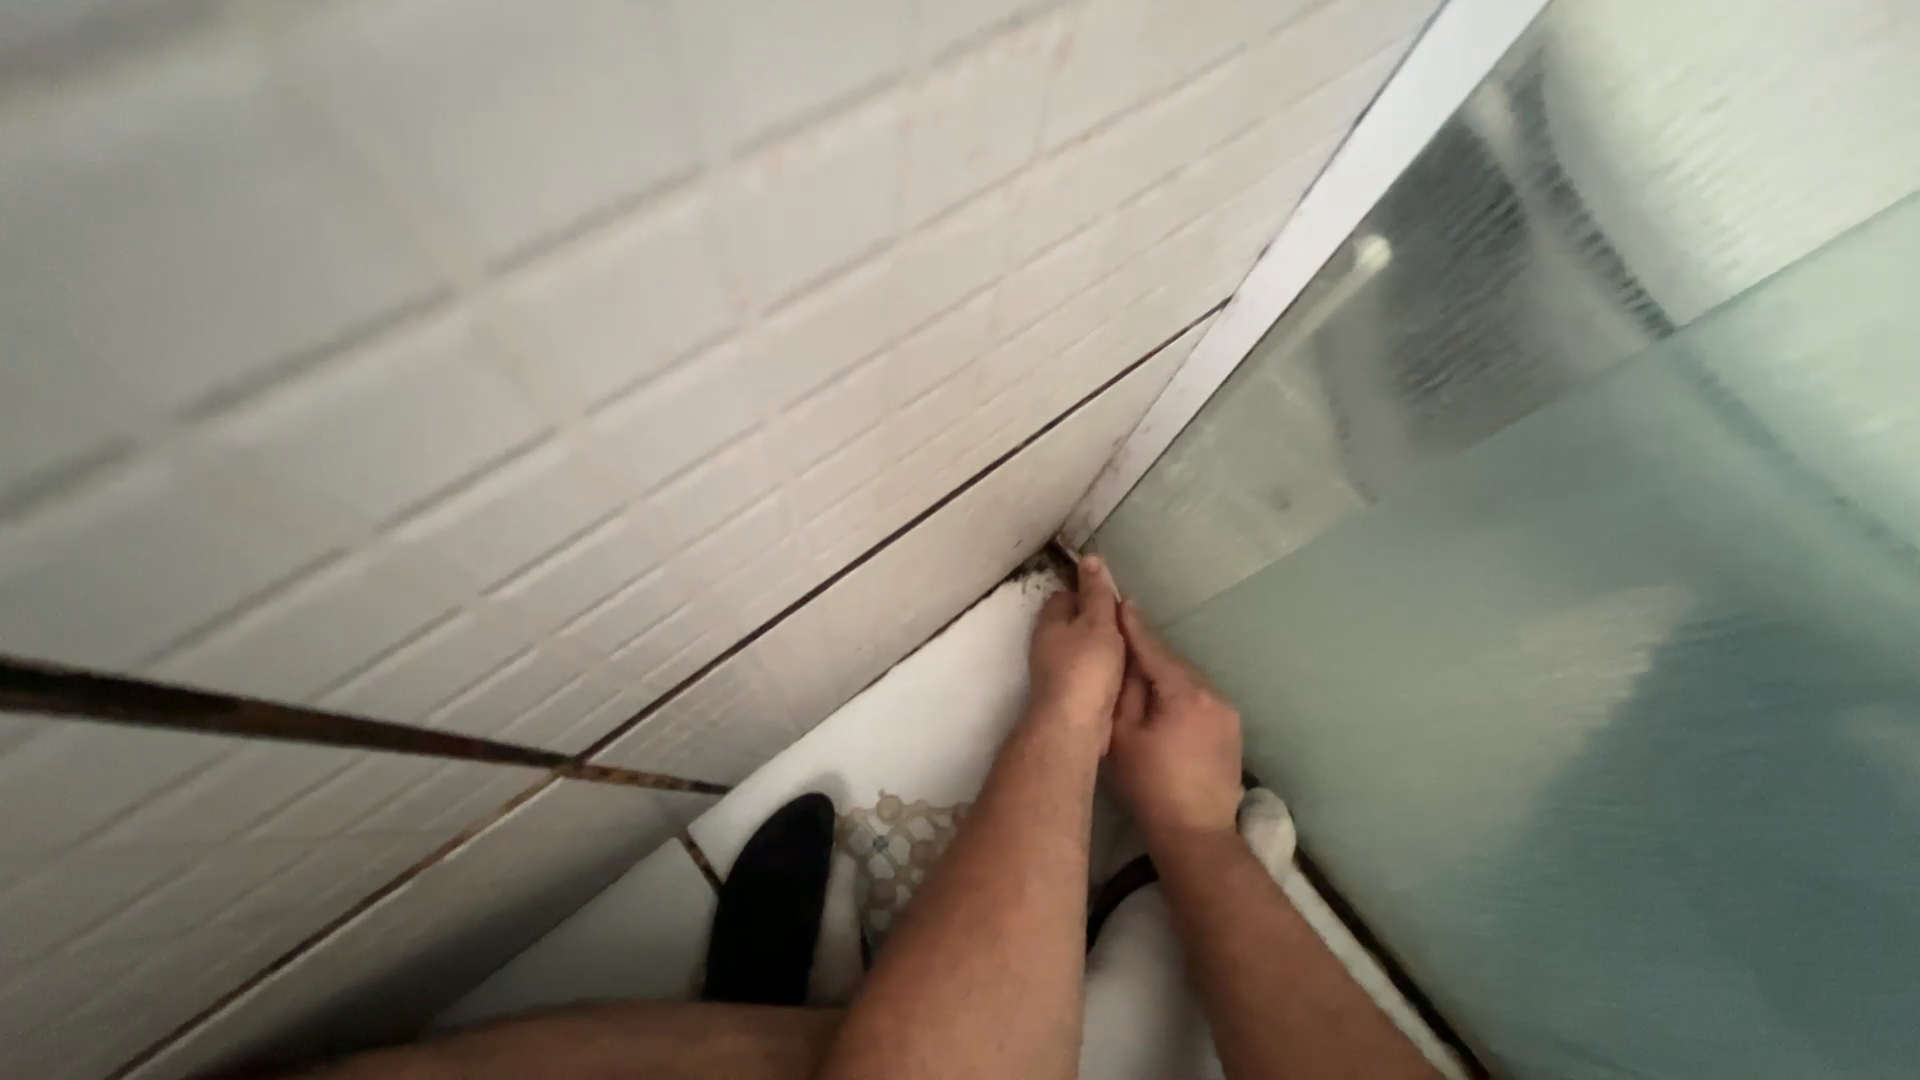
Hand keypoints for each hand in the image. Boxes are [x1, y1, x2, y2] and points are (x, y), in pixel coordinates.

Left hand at [1027, 555, 1126, 746]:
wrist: (1074, 725)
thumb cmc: (1087, 668)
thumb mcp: (1098, 622)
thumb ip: (1096, 592)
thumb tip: (1089, 557)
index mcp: (1049, 621)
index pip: (1067, 595)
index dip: (1090, 594)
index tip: (1114, 601)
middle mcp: (1046, 644)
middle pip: (1074, 623)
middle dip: (1099, 623)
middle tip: (1128, 627)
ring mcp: (1054, 671)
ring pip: (1082, 650)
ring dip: (1103, 649)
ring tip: (1131, 651)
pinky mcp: (1066, 694)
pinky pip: (1087, 673)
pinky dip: (1103, 672)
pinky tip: (1122, 677)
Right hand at [1109, 601, 1243, 842]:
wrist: (1196, 833)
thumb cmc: (1150, 784)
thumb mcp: (1122, 734)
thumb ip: (1124, 690)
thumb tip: (1125, 658)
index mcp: (1184, 692)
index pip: (1153, 648)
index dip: (1133, 624)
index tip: (1118, 598)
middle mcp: (1212, 692)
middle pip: (1172, 660)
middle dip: (1146, 647)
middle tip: (1119, 631)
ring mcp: (1227, 710)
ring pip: (1186, 677)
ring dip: (1161, 670)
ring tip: (1135, 666)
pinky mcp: (1231, 727)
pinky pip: (1198, 695)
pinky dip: (1177, 690)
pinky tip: (1160, 697)